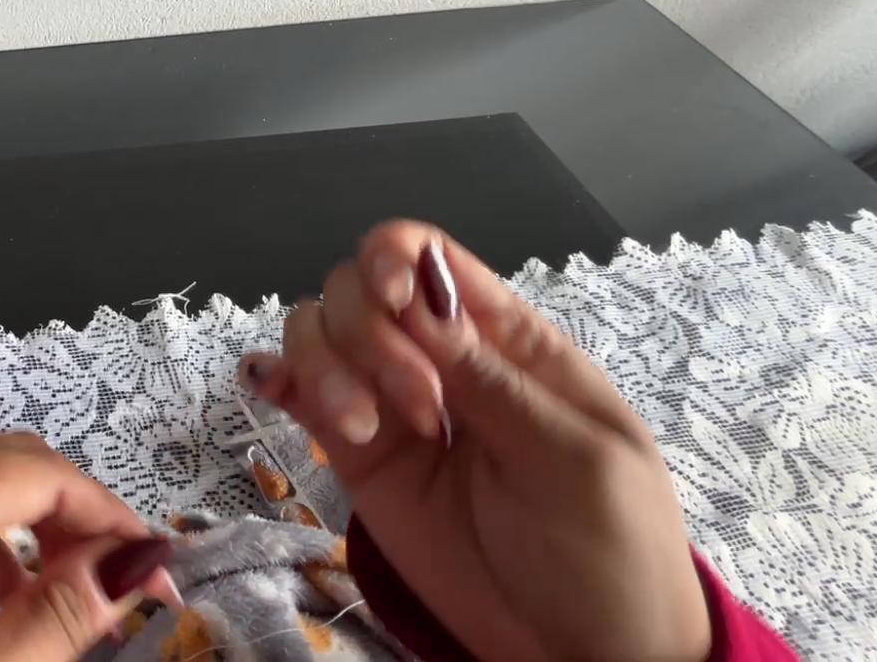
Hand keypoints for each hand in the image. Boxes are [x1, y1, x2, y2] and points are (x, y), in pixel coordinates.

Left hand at [0, 432, 180, 661]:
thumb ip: (64, 612)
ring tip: (77, 595)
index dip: (109, 515)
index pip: (42, 473)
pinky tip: (14, 598)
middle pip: (16, 463)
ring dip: (40, 527)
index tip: (159, 567)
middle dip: (77, 516)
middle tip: (126, 584)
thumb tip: (137, 566)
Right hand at [241, 220, 710, 661]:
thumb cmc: (606, 549)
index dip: (392, 256)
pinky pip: (287, 382)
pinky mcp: (340, 437)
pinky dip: (271, 373)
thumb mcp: (575, 460)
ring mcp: (377, 392)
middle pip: (353, 286)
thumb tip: (417, 296)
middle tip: (417, 412)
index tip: (390, 300)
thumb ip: (490, 377)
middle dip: (368, 337)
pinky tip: (272, 389)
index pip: (425, 255)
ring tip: (357, 428)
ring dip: (320, 365)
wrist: (572, 653)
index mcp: (499, 337)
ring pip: (311, 326)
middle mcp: (428, 349)